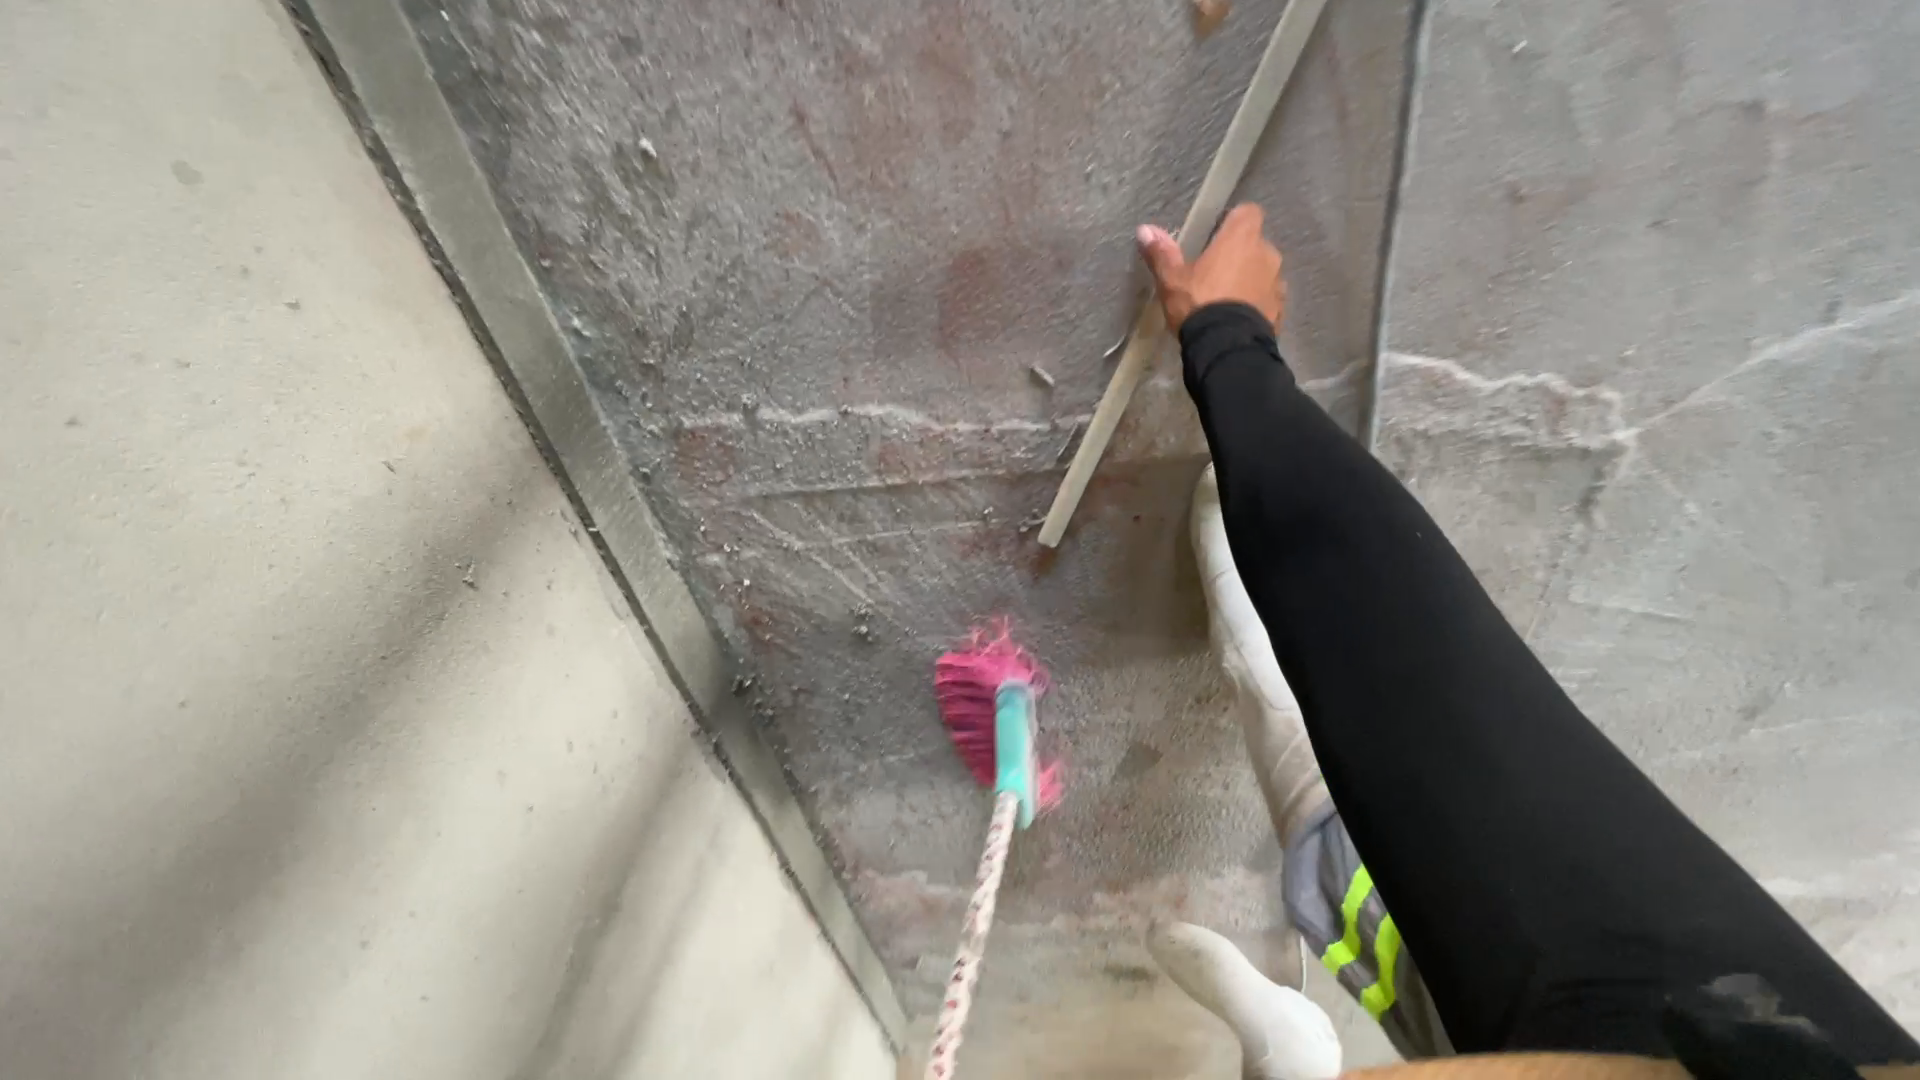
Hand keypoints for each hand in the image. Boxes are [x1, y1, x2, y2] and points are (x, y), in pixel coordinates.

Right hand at [1136, 203, 1286, 333]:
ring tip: (1226, 301)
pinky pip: (1268, 299)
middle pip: (1255, 244)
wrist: (1227, 347)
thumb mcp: (1172, 280)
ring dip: (1250, 280)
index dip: (1234, 221)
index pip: (1248, 212)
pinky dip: (1256, 304)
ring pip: (1263, 272)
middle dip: (1239, 255)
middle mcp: (1266, 253)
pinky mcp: (1280, 308)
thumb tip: (1144, 229)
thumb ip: (1161, 253)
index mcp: (1241, 238)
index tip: (1217, 237)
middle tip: (1215, 275)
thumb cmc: (1199, 304)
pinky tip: (1237, 320)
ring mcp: (1277, 282)